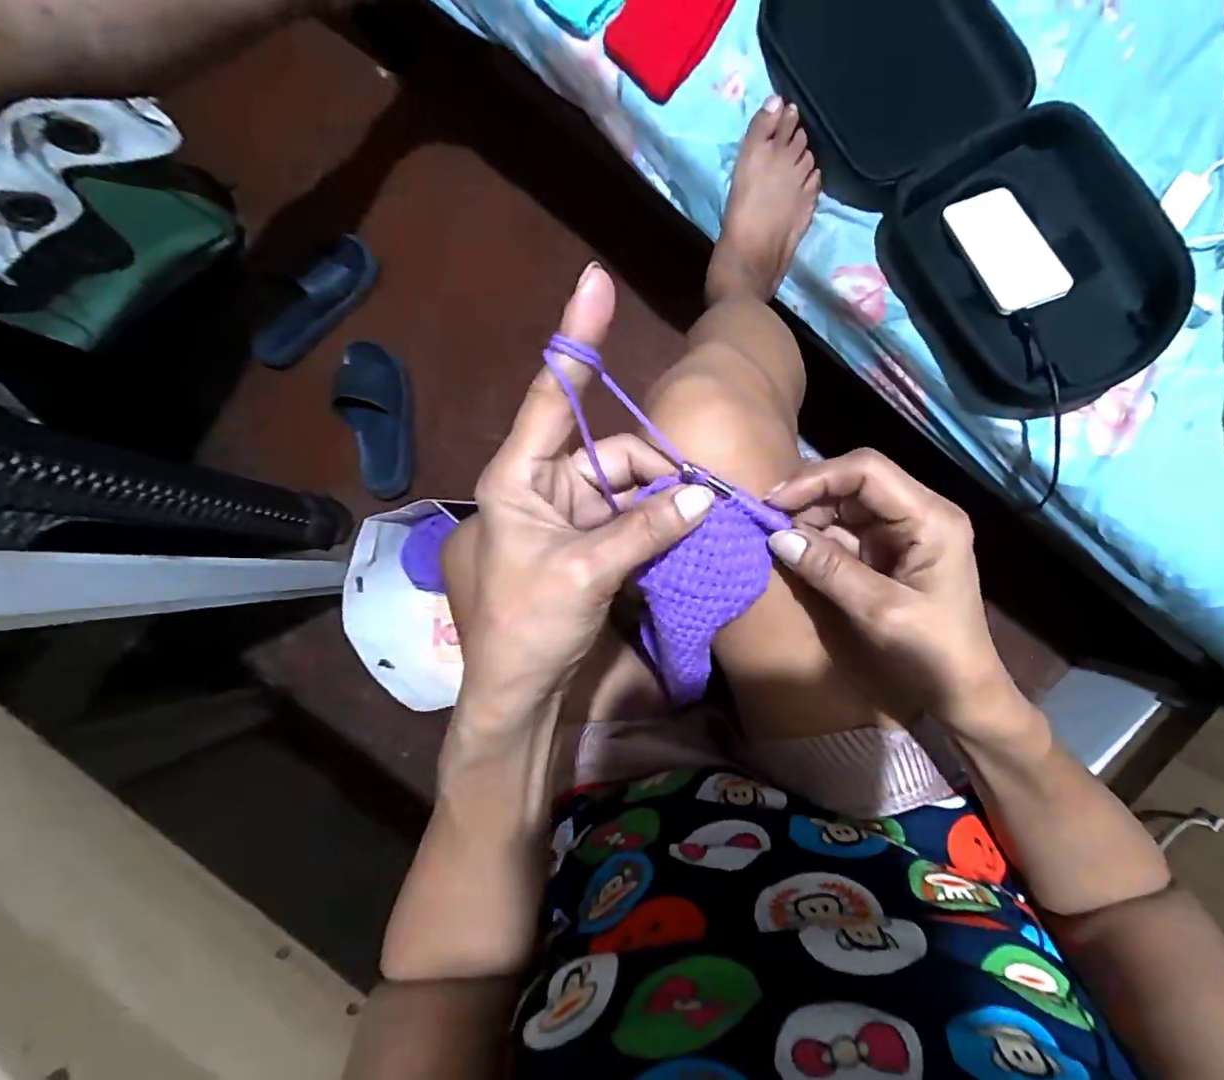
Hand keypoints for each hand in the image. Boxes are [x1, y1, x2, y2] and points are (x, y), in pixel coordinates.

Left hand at [453, 265, 714, 725]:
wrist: (517, 690)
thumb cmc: (528, 626)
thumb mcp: (588, 573)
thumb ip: (646, 529)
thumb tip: (704, 495)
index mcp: (519, 476)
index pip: (552, 394)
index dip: (575, 338)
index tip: (594, 281)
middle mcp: (541, 483)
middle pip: (612, 452)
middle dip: (658, 471)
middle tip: (706, 499)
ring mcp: (566, 511)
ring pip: (627, 485)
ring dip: (664, 501)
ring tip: (702, 521)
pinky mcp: (585, 538)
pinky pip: (629, 514)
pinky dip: (657, 521)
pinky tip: (685, 531)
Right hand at [765, 449, 1037, 747]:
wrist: (962, 692)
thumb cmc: (933, 653)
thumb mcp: (879, 612)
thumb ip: (829, 570)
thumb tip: (777, 537)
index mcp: (930, 518)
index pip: (867, 471)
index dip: (817, 478)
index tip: (775, 502)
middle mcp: (918, 514)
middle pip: (854, 482)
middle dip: (808, 497)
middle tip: (767, 521)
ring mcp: (902, 533)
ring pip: (844, 505)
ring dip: (808, 518)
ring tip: (777, 538)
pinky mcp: (887, 552)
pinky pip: (845, 532)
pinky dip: (817, 539)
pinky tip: (795, 550)